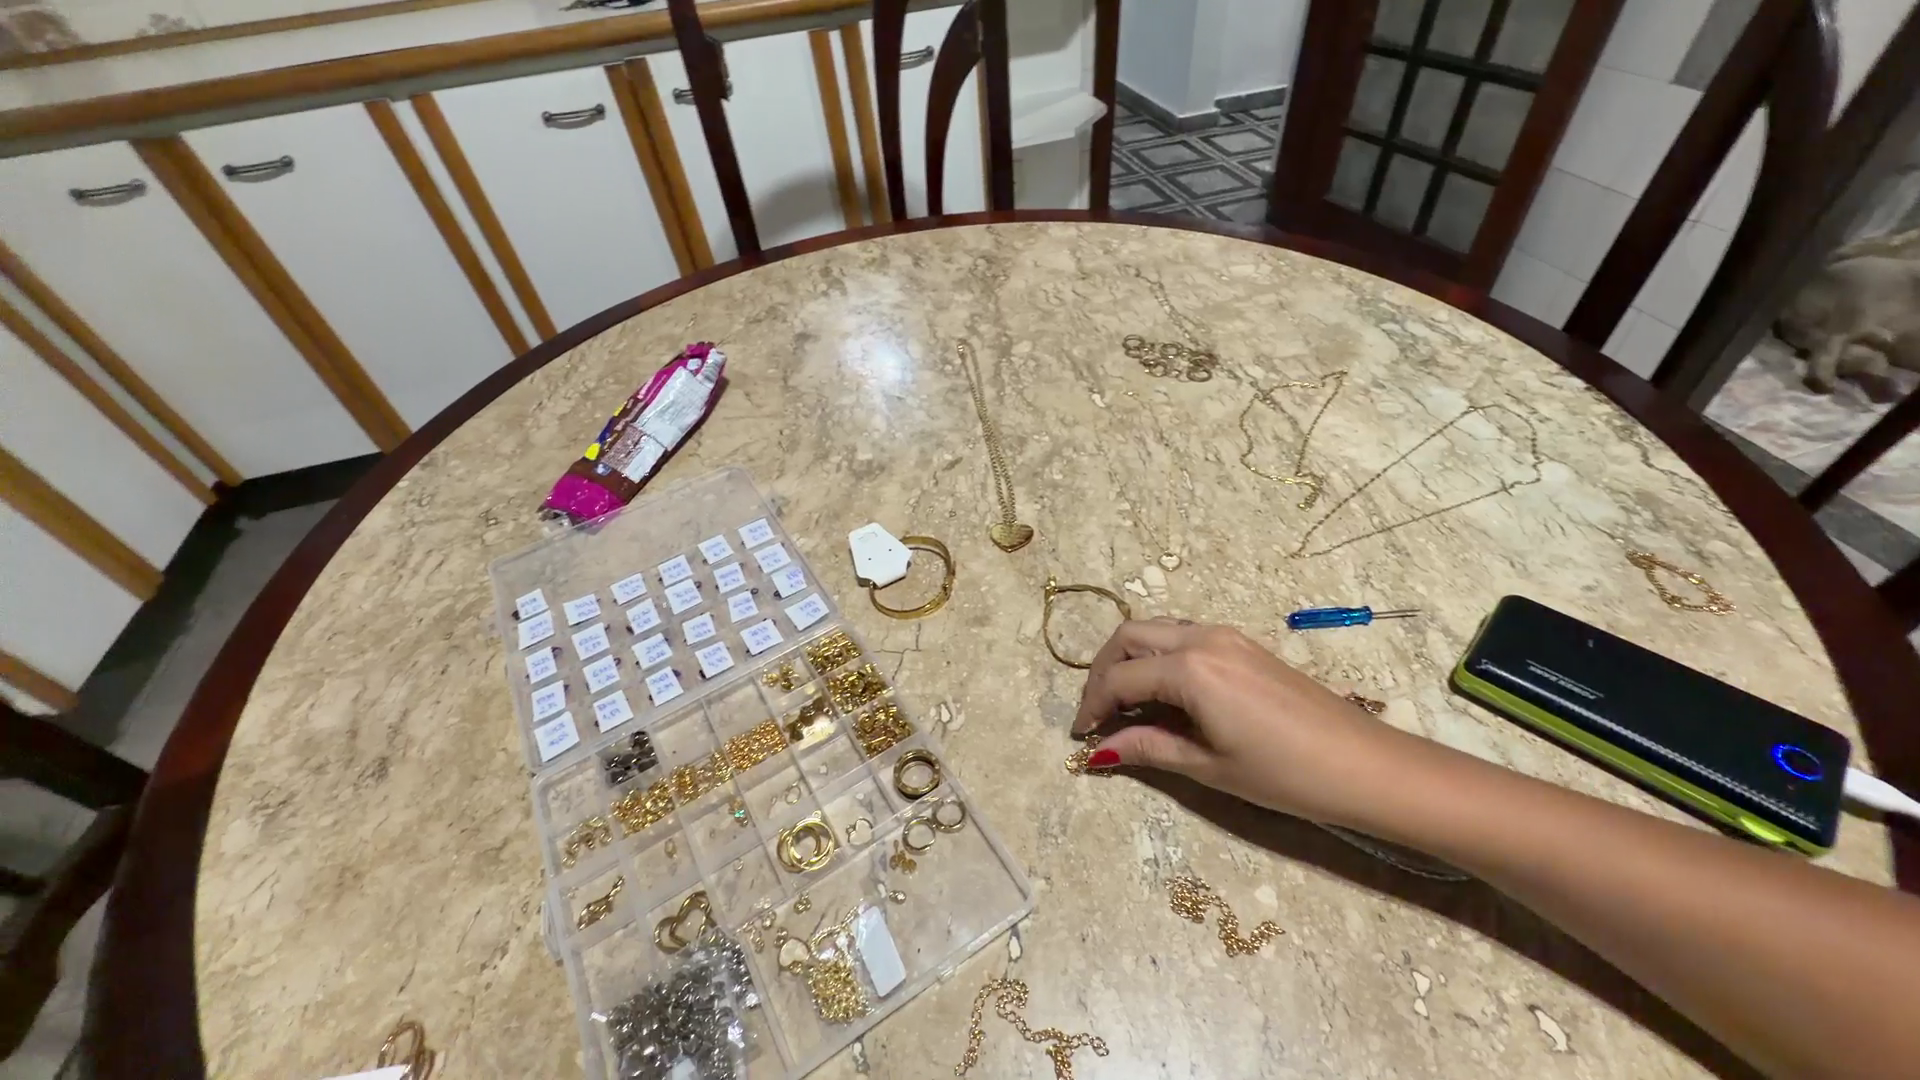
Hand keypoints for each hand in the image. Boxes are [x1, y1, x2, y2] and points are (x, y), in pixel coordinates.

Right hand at [1073, 618, 1412, 824]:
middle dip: (1103, 670)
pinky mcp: (1243, 644)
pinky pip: (1183, 636)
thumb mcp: (1209, 766)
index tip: (1080, 736)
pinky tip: (1163, 694)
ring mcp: (1226, 636)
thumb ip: (1148, 749)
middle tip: (1096, 712)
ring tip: (1124, 704)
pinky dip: (1159, 656)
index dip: (1092, 706)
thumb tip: (1099, 752)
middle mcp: (1203, 637)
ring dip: (1131, 658)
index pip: (1120, 678)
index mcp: (1191, 668)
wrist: (1366, 765)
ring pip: (1157, 630)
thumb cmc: (1286, 774)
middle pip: (1130, 636)